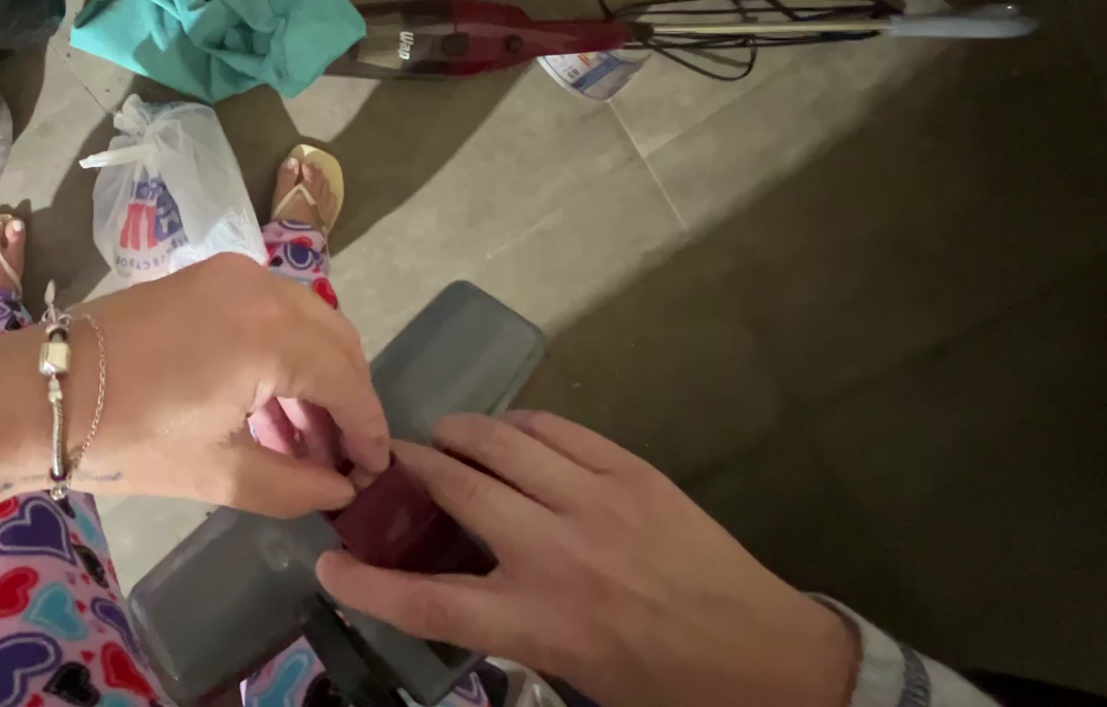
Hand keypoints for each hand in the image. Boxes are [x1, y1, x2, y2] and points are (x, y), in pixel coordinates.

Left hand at [69, 254, 389, 517]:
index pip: (348, 381)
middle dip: (347, 398)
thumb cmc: (130, 436)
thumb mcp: (219, 471)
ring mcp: (230, 273)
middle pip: (335, 340)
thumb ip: (296, 484)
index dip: (369, 429)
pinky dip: (282, 349)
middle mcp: (261, 288)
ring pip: (304, 320)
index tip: (375, 471)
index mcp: (271, 334)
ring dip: (314, 373)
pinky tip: (267, 400)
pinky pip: (268, 309)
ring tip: (302, 439)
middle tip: (339, 456)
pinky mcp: (204, 275)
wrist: (44, 390)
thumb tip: (339, 488)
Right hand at [315, 412, 858, 706]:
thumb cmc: (663, 681)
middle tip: (396, 462)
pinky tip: (510, 435)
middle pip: (453, 489)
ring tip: (447, 439)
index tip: (330, 562)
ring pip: (496, 439)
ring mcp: (595, 504)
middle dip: (410, 466)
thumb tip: (451, 567)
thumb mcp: (571, 670)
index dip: (370, 585)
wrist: (776, 663)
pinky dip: (515, 425)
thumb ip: (505, 620)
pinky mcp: (630, 471)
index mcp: (542, 625)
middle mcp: (558, 556)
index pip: (431, 604)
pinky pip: (549, 427)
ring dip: (456, 433)